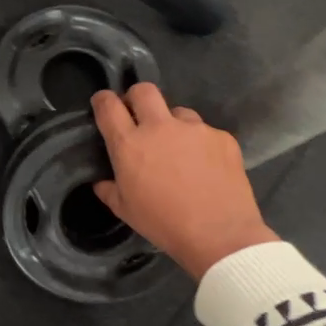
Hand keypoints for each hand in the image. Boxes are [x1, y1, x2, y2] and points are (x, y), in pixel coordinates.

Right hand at [90, 83, 279, 279]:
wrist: (219, 235)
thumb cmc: (162, 223)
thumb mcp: (124, 209)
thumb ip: (108, 188)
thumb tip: (103, 181)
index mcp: (129, 144)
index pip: (108, 106)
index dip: (103, 100)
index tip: (103, 104)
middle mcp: (160, 127)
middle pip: (144, 90)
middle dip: (136, 97)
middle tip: (138, 117)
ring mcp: (195, 129)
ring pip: (178, 112)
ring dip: (172, 124)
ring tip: (178, 149)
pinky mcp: (222, 138)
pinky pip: (205, 132)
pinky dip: (199, 144)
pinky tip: (204, 166)